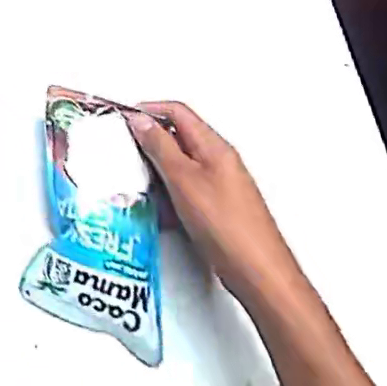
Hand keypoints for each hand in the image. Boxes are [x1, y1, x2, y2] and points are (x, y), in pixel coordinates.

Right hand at [123, 101, 301, 306]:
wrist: (261, 277)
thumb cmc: (226, 227)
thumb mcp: (182, 179)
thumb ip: (159, 145)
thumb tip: (141, 120)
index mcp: (214, 146)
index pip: (177, 111)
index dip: (148, 110)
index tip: (125, 120)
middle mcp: (220, 160)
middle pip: (178, 135)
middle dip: (151, 140)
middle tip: (129, 150)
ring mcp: (221, 184)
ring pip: (181, 163)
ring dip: (159, 168)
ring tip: (143, 181)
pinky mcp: (219, 206)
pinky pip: (187, 186)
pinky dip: (170, 190)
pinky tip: (162, 208)